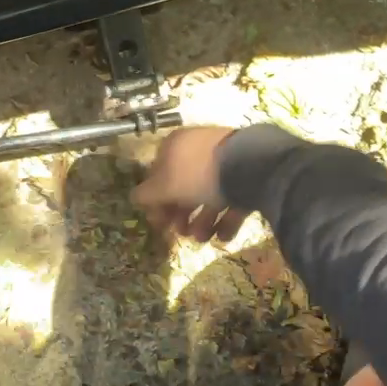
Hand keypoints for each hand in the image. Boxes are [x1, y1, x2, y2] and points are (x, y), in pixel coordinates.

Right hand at [132, 126, 248, 242]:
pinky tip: (223, 237)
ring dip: (203, 221)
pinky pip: (232, 198)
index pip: (158, 173)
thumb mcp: (166, 186)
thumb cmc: (199, 174)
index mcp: (175, 146)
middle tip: (181, 234)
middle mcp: (199, 151)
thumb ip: (147, 194)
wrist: (251, 167)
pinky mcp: (247, 175)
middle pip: (184, 186)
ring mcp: (225, 162)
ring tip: (204, 239)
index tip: (158, 222)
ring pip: (208, 194)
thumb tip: (135, 197)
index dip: (155, 199)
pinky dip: (226, 219)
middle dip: (181, 214)